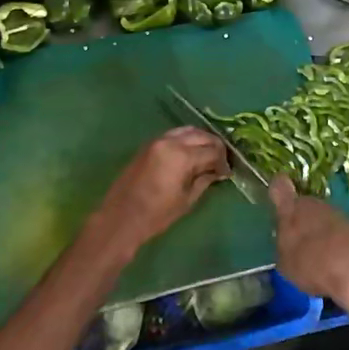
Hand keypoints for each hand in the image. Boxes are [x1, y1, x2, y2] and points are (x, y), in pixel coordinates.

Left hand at [84, 127, 228, 256]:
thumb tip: (218, 171)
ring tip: (207, 157)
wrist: (121, 218)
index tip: (227, 173)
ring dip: (201, 140)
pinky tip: (191, 155)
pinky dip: (186, 140)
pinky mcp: (148, 145)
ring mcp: (157, 141)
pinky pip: (174, 135)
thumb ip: (205, 180)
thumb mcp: (187, 199)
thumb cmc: (156, 214)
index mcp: (182, 156)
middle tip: (221, 163)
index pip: (212, 151)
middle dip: (215, 147)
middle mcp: (170, 141)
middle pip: (202, 135)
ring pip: (187, 131)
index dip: (223, 162)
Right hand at [268, 177, 348, 303]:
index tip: (276, 196)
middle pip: (303, 204)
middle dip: (300, 218)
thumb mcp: (284, 262)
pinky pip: (338, 230)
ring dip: (319, 229)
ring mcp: (336, 213)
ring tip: (317, 253)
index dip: (278, 189)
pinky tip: (335, 259)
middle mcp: (313, 204)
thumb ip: (283, 246)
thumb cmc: (310, 264)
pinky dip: (335, 240)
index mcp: (290, 209)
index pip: (279, 187)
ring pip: (321, 216)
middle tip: (297, 239)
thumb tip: (285, 242)